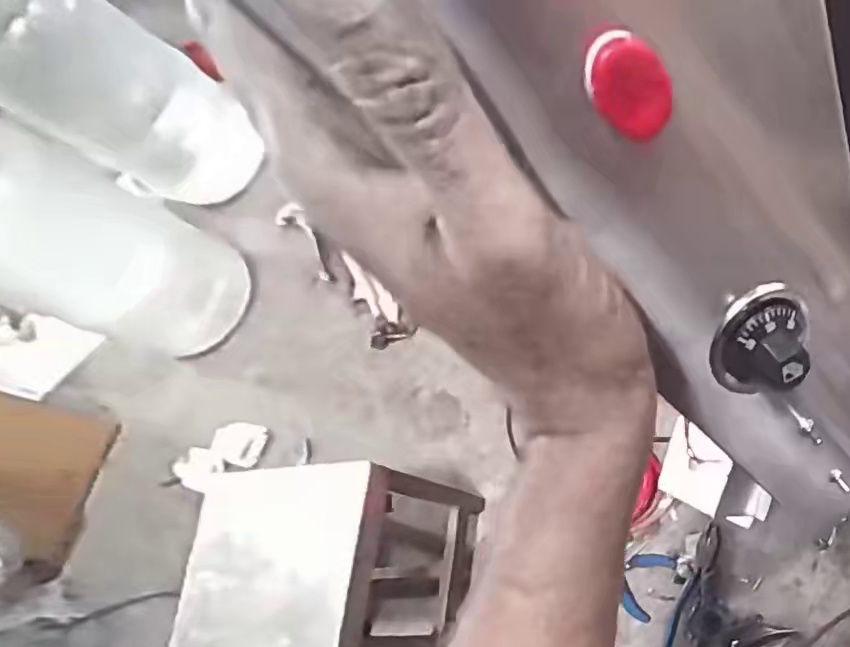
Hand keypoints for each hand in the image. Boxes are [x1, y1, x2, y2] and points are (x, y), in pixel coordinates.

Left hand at [197, 0, 652, 438]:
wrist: (588, 403)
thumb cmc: (557, 331)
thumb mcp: (498, 224)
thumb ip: (423, 113)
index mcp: (326, 159)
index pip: (260, 12)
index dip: (328, 2)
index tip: (426, 16)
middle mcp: (334, 161)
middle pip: (300, 29)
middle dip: (360, 13)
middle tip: (462, 30)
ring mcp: (385, 182)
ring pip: (351, 59)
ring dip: (400, 32)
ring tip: (475, 39)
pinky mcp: (434, 197)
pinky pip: (406, 103)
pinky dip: (434, 74)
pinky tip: (487, 81)